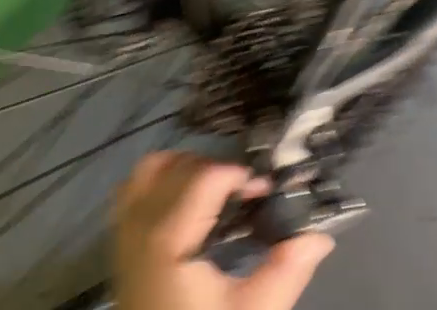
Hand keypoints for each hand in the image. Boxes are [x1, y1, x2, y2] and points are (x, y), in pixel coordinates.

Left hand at [113, 152, 333, 309]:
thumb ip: (284, 271)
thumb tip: (318, 238)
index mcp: (170, 237)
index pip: (204, 177)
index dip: (238, 175)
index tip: (264, 190)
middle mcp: (141, 222)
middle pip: (177, 164)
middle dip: (213, 168)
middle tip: (243, 192)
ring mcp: (124, 229)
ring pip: (148, 169)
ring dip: (181, 167)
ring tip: (212, 190)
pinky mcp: (118, 241)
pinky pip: (130, 189)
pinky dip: (154, 181)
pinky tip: (179, 200)